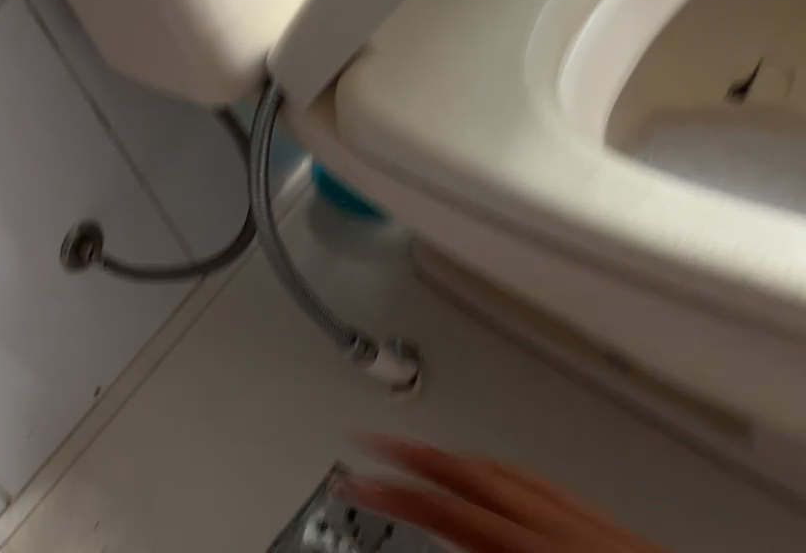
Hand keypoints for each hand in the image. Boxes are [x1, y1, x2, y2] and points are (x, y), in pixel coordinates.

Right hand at [337, 436, 666, 551]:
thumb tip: (416, 541)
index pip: (446, 510)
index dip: (388, 489)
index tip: (348, 477)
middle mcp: (573, 536)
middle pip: (474, 477)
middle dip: (411, 455)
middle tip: (366, 440)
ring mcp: (608, 533)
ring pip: (513, 475)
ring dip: (456, 457)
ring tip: (419, 447)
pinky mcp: (634, 539)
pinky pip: (554, 487)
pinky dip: (509, 471)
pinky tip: (497, 470)